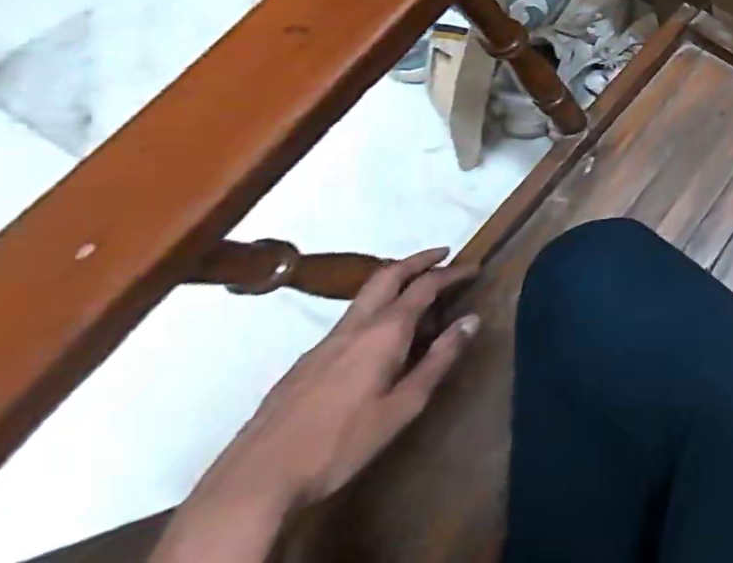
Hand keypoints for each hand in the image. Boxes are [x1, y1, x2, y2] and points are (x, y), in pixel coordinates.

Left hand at [195, 247, 480, 508]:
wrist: (258, 477)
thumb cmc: (341, 443)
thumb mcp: (403, 407)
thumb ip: (439, 360)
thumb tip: (471, 320)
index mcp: (384, 332)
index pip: (425, 287)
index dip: (452, 273)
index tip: (474, 268)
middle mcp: (356, 325)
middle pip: (388, 275)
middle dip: (418, 260)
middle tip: (443, 255)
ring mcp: (327, 341)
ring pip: (366, 295)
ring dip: (396, 282)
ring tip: (417, 294)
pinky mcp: (308, 360)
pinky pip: (351, 318)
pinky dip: (376, 308)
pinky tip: (380, 339)